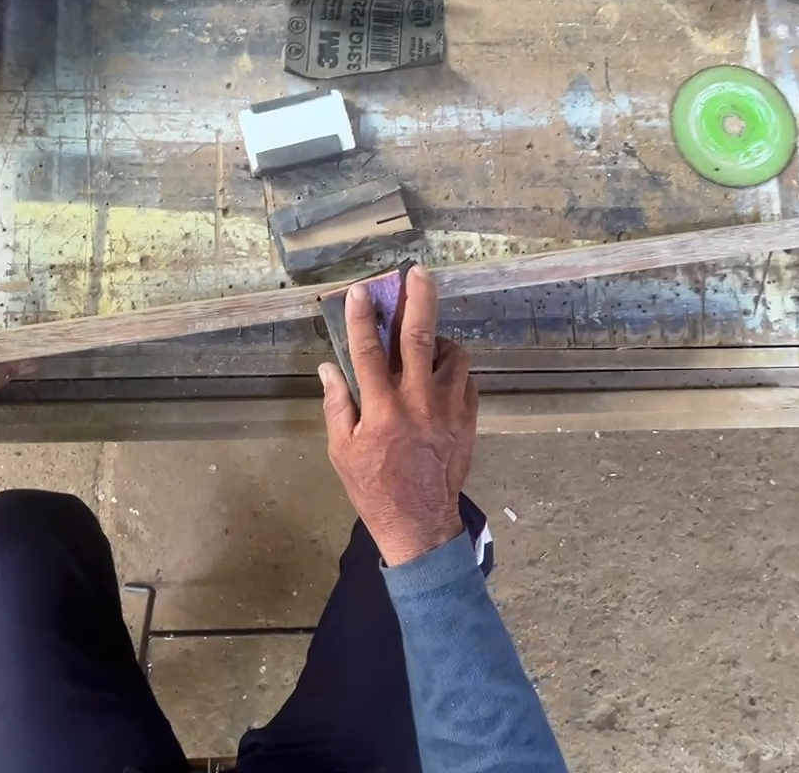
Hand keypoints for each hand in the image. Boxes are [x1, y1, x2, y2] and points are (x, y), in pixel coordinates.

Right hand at [319, 268, 478, 565]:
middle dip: (419, 299)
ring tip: (428, 342)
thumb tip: (329, 368)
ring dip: (441, 339)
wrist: (421, 526)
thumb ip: (337, 405)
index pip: (369, 350)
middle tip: (418, 272)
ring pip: (454, 355)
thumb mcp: (342, 451)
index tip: (360, 290)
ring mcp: (450, 409)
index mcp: (383, 409)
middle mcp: (419, 401)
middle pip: (421, 336)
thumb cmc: (374, 488)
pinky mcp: (470, 419)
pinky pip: (468, 380)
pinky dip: (455, 370)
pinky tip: (441, 376)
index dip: (362, 317)